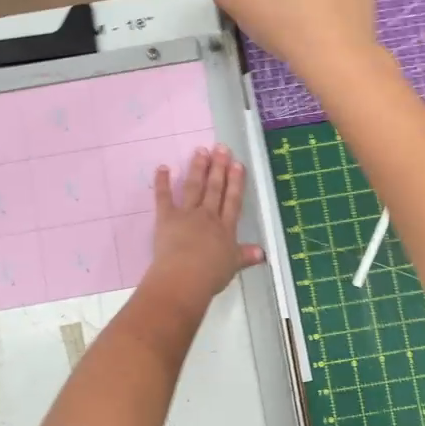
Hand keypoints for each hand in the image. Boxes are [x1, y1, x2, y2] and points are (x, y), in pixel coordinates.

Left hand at [145, 145, 264, 305]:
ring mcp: (187, 215)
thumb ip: (245, 256)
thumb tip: (262, 253)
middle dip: (219, 167)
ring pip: (194, 187)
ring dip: (198, 168)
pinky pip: (164, 197)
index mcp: (225, 228)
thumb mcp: (233, 266)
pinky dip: (162, 181)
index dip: (235, 182)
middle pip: (215, 189)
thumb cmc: (210, 276)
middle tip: (221, 148)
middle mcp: (208, 216)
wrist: (184, 278)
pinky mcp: (166, 218)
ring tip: (201, 150)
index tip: (237, 164)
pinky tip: (163, 167)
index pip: (232, 201)